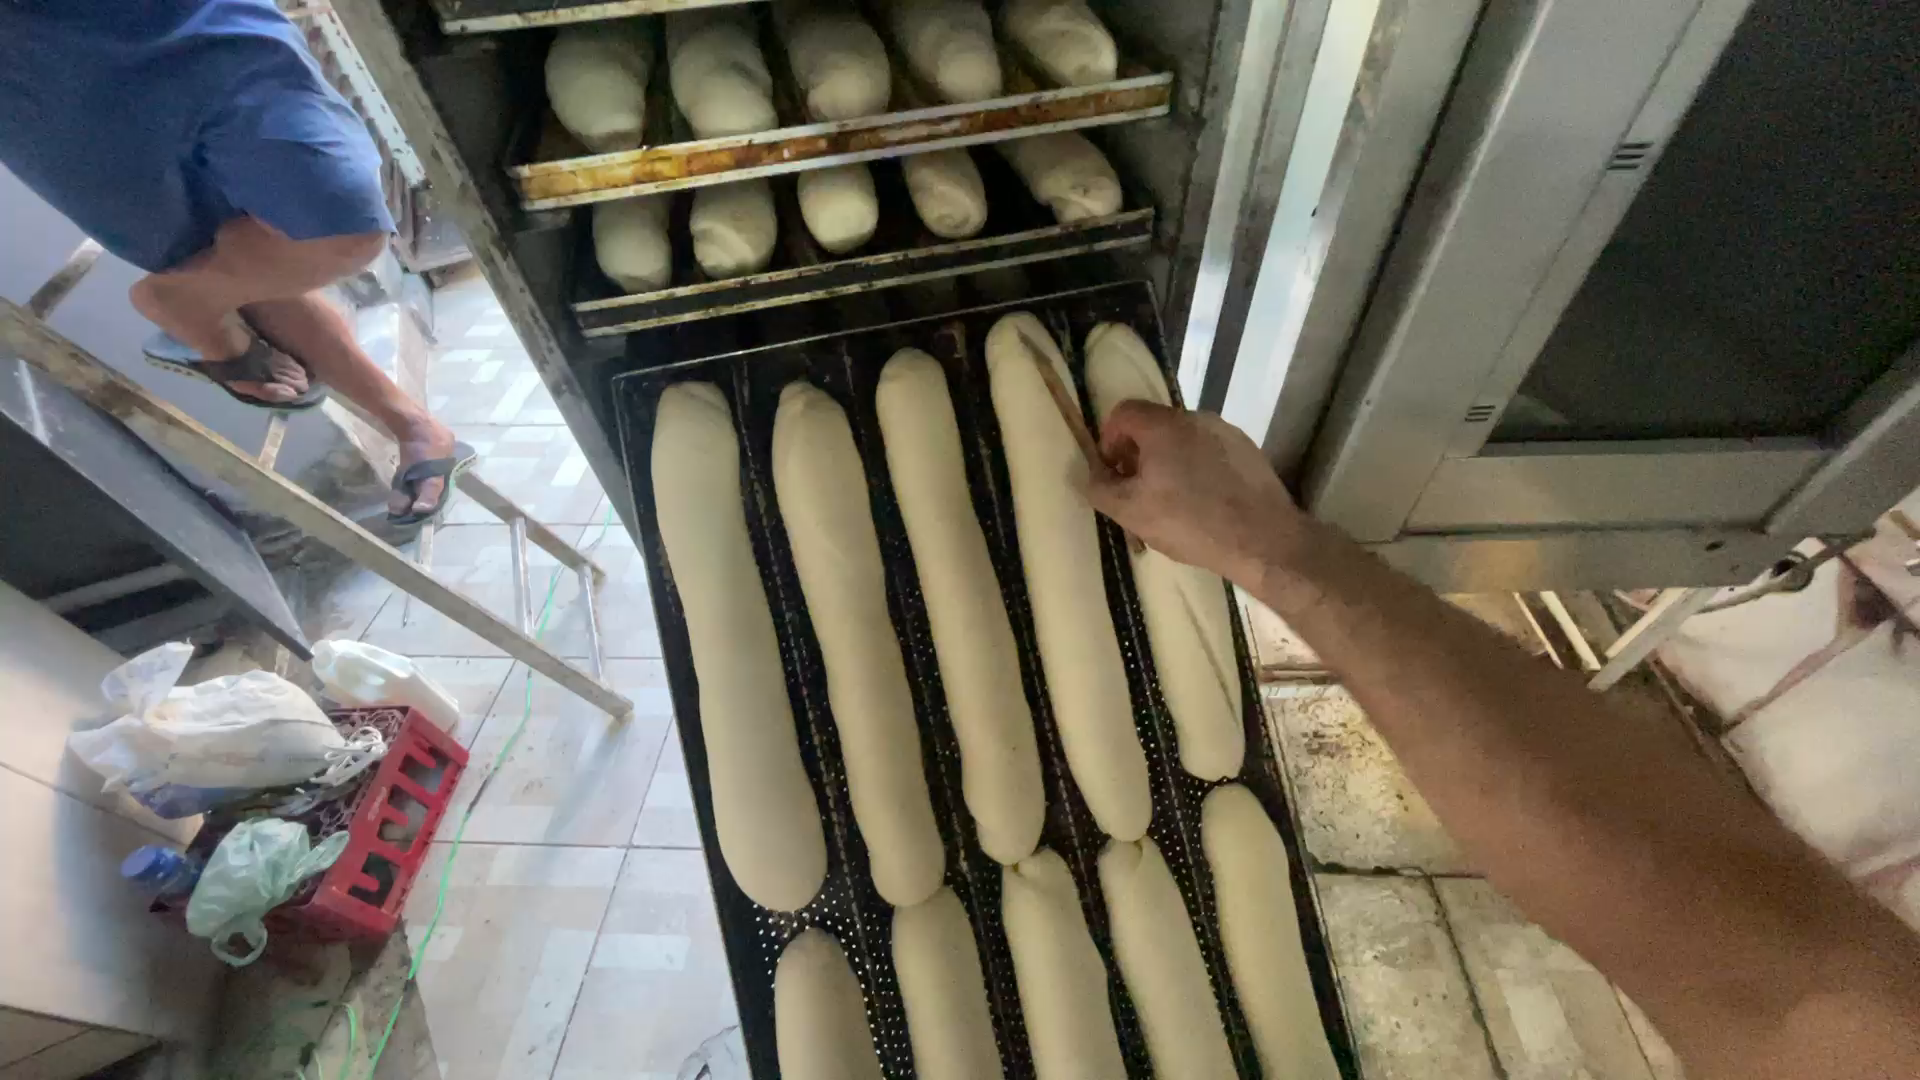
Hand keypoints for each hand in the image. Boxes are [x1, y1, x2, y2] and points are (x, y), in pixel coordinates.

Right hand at [1087, 400, 1307, 586]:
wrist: (1262, 539)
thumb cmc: (1189, 522)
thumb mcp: (1131, 512)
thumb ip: (1101, 489)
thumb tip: (1091, 475)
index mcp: (1164, 426)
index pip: (1123, 412)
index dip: (1109, 440)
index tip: (1113, 473)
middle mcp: (1196, 418)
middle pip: (1154, 426)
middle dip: (1138, 454)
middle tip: (1138, 491)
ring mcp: (1226, 432)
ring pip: (1183, 440)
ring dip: (1168, 463)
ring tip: (1172, 502)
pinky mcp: (1248, 451)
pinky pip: (1209, 452)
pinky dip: (1196, 470)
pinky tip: (1202, 504)